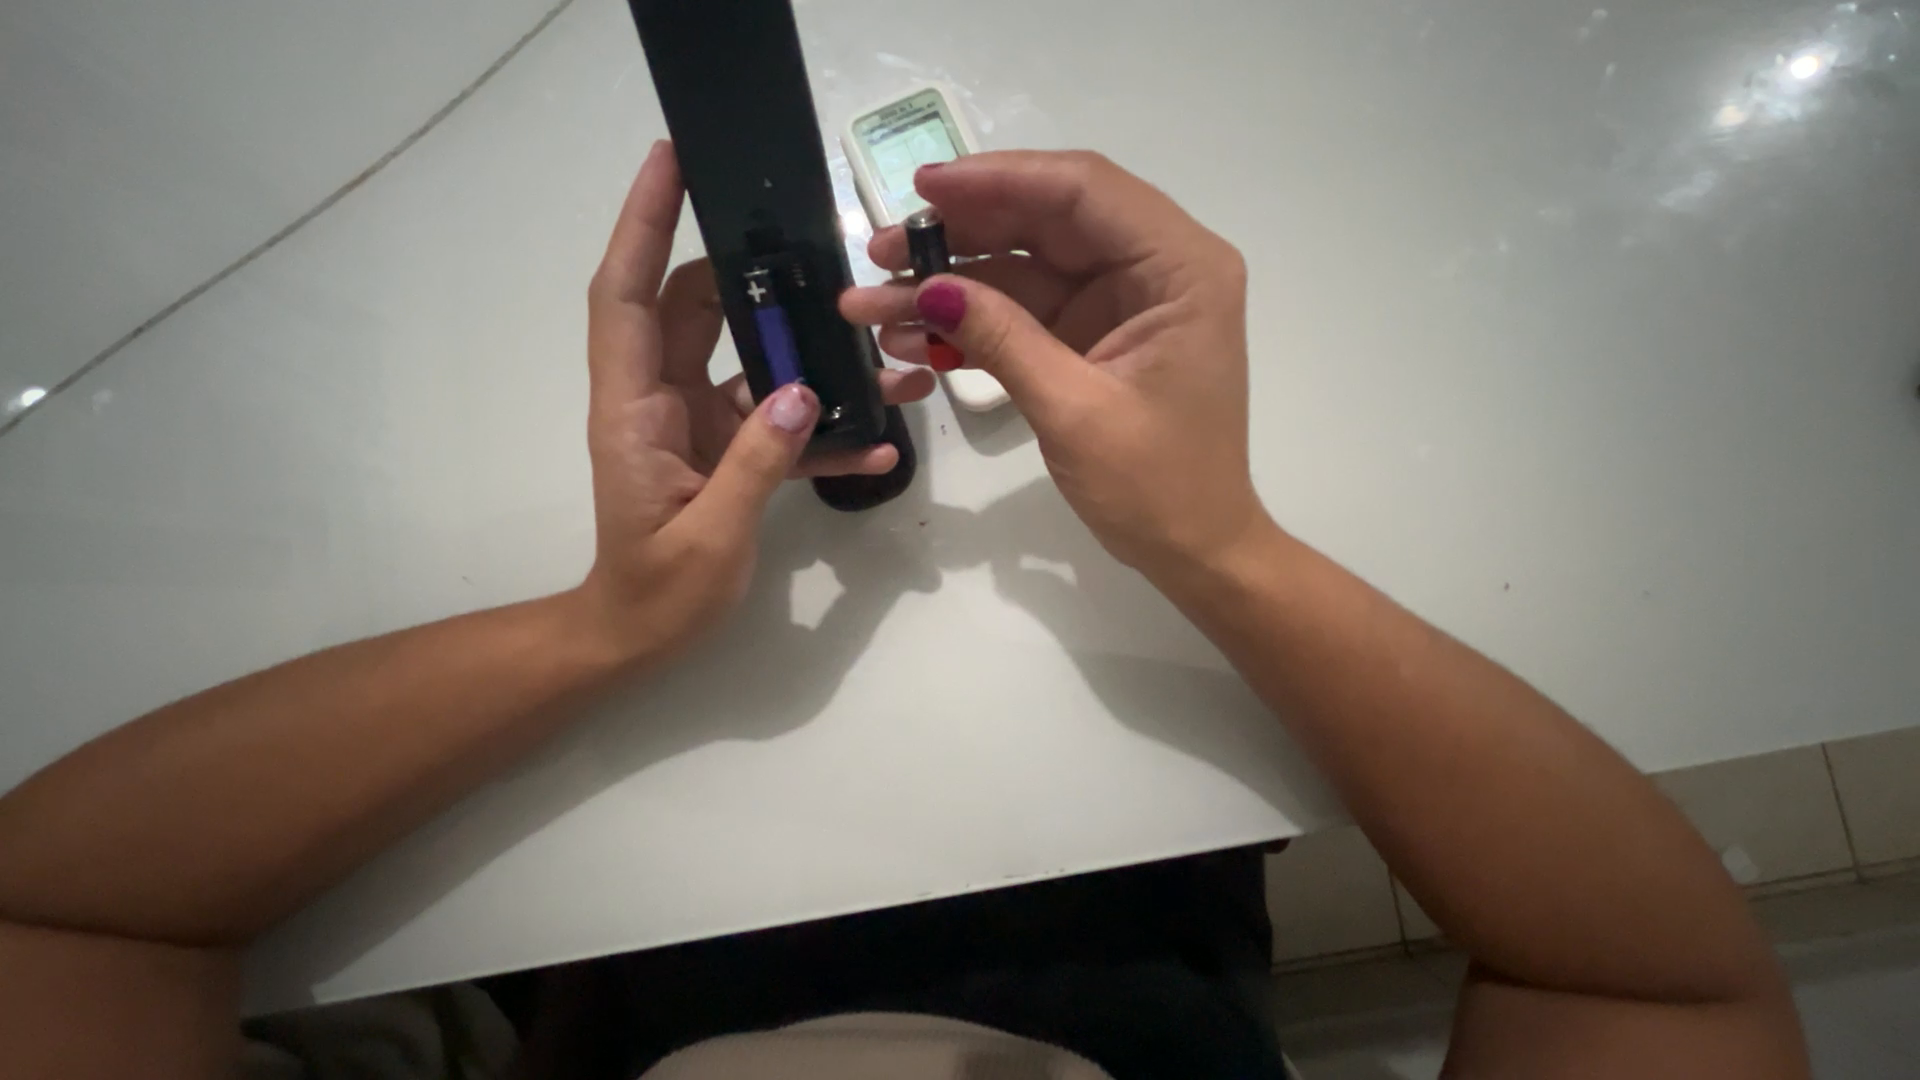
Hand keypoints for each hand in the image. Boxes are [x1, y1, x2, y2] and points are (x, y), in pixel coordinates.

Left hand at [579, 141, 932, 659]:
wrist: (641, 635)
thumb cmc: (658, 591)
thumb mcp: (710, 533)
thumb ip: (757, 461)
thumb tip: (806, 394)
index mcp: (634, 409)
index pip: (626, 295)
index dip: (643, 223)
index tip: (672, 160)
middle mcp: (662, 399)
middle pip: (700, 310)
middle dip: (753, 276)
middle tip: (814, 247)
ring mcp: (699, 422)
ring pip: (753, 361)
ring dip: (809, 356)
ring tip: (879, 354)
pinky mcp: (731, 449)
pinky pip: (780, 422)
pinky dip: (823, 431)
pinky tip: (878, 448)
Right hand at [841, 151, 1265, 578]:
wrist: (1191, 547)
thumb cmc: (1156, 487)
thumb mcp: (1075, 411)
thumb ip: (1003, 341)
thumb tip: (927, 290)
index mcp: (1178, 268)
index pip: (1083, 192)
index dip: (998, 180)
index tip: (924, 190)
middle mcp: (1152, 268)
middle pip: (1045, 222)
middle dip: (960, 234)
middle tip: (882, 251)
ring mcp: (1118, 303)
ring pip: (1023, 268)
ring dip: (952, 284)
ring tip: (875, 304)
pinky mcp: (1090, 337)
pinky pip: (1023, 313)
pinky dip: (972, 323)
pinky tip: (913, 336)